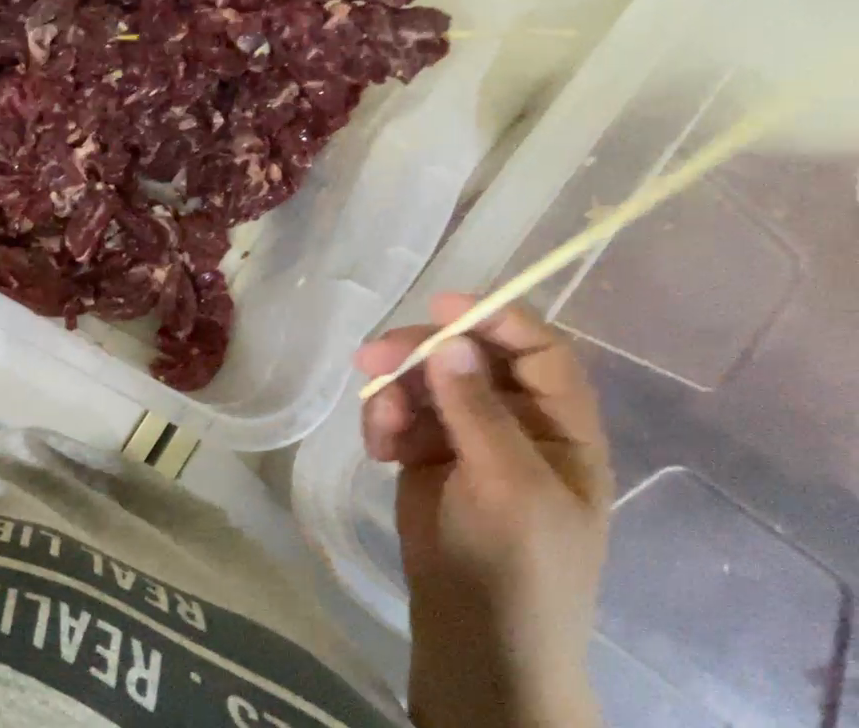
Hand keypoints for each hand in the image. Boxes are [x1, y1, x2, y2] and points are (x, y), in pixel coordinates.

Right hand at [356, 293, 613, 727]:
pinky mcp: (426, 454)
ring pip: (425, 383)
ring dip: (395, 394)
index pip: (538, 351)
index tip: (441, 303)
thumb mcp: (509, 484)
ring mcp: (468, 438)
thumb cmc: (517, 561)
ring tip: (378, 429)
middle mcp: (516, 422)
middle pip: (468, 358)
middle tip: (371, 358)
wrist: (476, 629)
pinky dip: (382, 422)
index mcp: (561, 427)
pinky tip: (377, 450)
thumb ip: (479, 411)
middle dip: (420, 354)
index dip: (496, 319)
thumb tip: (451, 340)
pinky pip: (399, 414)